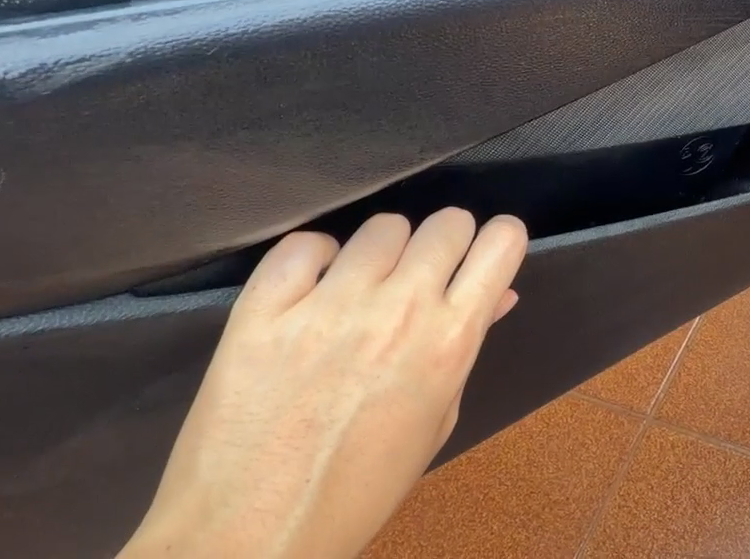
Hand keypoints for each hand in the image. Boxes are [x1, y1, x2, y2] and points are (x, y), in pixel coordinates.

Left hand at [119, 209, 528, 558]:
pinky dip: (315, 258)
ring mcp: (327, 309)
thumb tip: (497, 294)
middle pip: (448, 222)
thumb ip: (468, 346)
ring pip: (383, 227)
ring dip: (385, 250)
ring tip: (365, 284)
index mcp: (450, 341)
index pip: (502, 240)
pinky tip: (313, 287)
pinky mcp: (260, 315)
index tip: (484, 256)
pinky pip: (303, 246)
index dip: (499, 241)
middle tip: (425, 274)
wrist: (247, 543)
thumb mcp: (438, 419)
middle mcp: (399, 311)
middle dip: (447, 242)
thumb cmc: (360, 488)